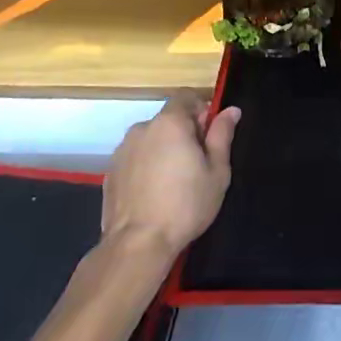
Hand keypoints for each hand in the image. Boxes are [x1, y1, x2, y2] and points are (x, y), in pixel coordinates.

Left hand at [101, 96, 240, 256]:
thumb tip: (230, 110)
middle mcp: (142, 129)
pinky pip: (135, 159)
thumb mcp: (217, 170)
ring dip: (163, 149)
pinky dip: (146, 166)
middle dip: (184, 132)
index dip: (201, 109)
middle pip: (168, 119)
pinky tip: (154, 192)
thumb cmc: (186, 204)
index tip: (209, 134)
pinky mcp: (110, 173)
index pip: (186, 96)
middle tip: (197, 162)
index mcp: (170, 122)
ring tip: (174, 180)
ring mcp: (121, 151)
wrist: (137, 244)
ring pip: (150, 139)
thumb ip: (222, 135)